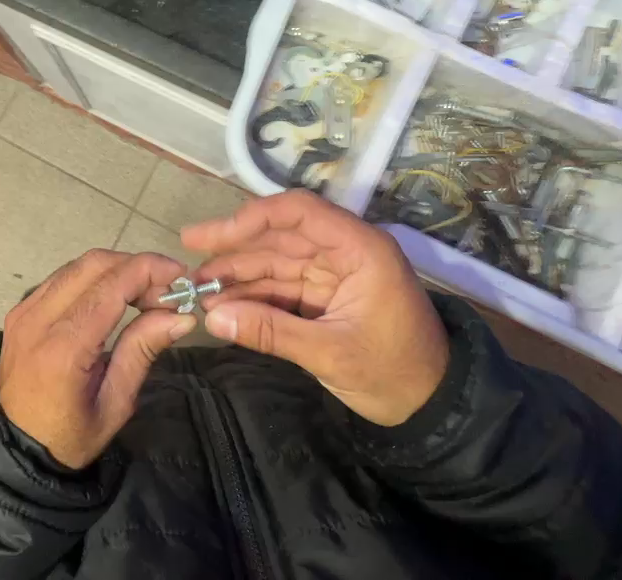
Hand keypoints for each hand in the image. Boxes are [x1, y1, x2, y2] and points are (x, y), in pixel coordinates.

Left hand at [0, 249, 197, 468]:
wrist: (11, 451)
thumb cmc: (68, 438)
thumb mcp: (114, 404)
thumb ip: (142, 351)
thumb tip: (181, 316)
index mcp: (63, 347)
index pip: (111, 285)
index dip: (149, 270)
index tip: (180, 276)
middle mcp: (38, 318)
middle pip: (93, 264)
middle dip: (136, 266)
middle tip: (165, 289)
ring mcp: (24, 310)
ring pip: (77, 265)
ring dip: (115, 268)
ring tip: (145, 294)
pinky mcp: (19, 311)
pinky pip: (62, 277)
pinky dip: (93, 277)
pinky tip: (114, 297)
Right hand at [185, 190, 450, 426]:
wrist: (434, 409)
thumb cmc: (395, 373)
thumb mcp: (332, 353)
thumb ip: (271, 332)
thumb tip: (210, 319)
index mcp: (359, 248)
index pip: (299, 212)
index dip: (253, 217)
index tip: (215, 236)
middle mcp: (342, 251)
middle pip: (279, 234)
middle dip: (233, 245)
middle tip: (188, 251)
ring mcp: (331, 272)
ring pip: (274, 260)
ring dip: (236, 273)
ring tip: (196, 287)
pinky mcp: (322, 295)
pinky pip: (279, 286)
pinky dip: (251, 295)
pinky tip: (221, 304)